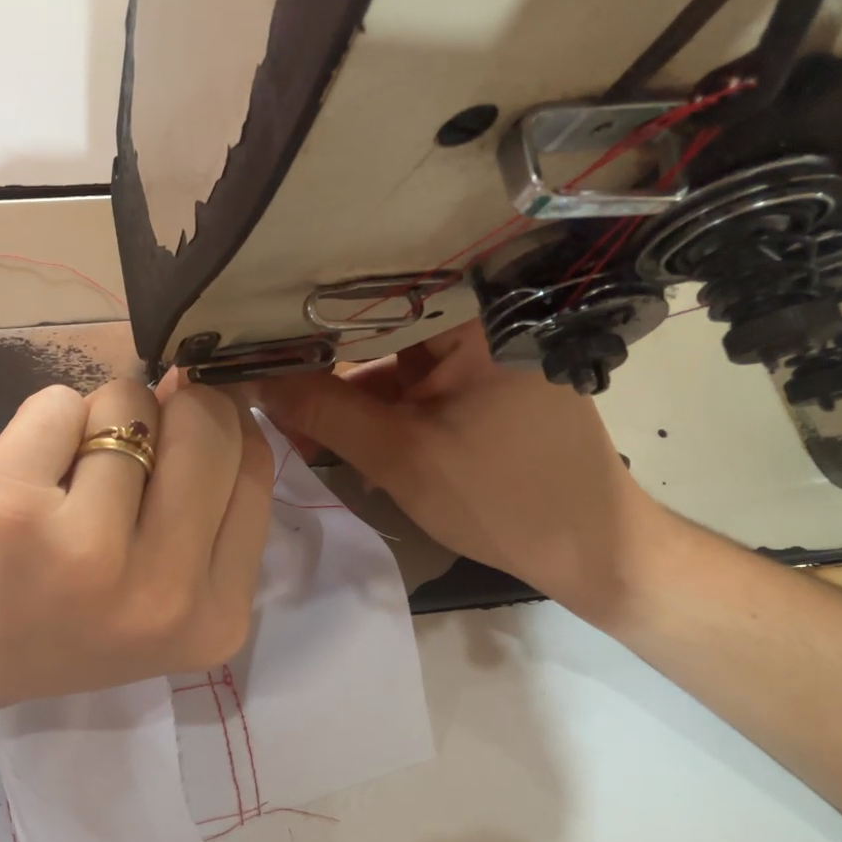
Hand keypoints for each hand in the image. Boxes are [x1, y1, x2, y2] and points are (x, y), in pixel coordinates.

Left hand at [0, 378, 274, 730]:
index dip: (212, 431)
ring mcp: (88, 550)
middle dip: (158, 414)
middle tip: (102, 462)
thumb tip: (200, 383)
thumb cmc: (33, 624)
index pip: (254, 466)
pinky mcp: (12, 506)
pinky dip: (35, 426)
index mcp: (212, 617)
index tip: (167, 443)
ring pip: (127, 401)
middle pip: (206, 423)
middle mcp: (165, 592)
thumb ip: (191, 509)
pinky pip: (57, 402)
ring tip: (48, 491)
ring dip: (86, 425)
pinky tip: (8, 486)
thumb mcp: (144, 598)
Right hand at [255, 320, 662, 621]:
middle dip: (324, 358)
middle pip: (382, 323)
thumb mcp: (400, 457)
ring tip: (293, 416)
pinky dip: (378, 408)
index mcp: (479, 318)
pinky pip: (414, 384)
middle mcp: (484, 322)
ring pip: (393, 358)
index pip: (381, 289)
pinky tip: (339, 433)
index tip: (256, 318)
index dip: (314, 302)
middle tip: (261, 373)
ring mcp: (484, 356)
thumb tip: (252, 377)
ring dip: (347, 392)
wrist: (589, 553)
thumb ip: (324, 412)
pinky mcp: (481, 388)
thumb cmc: (502, 500)